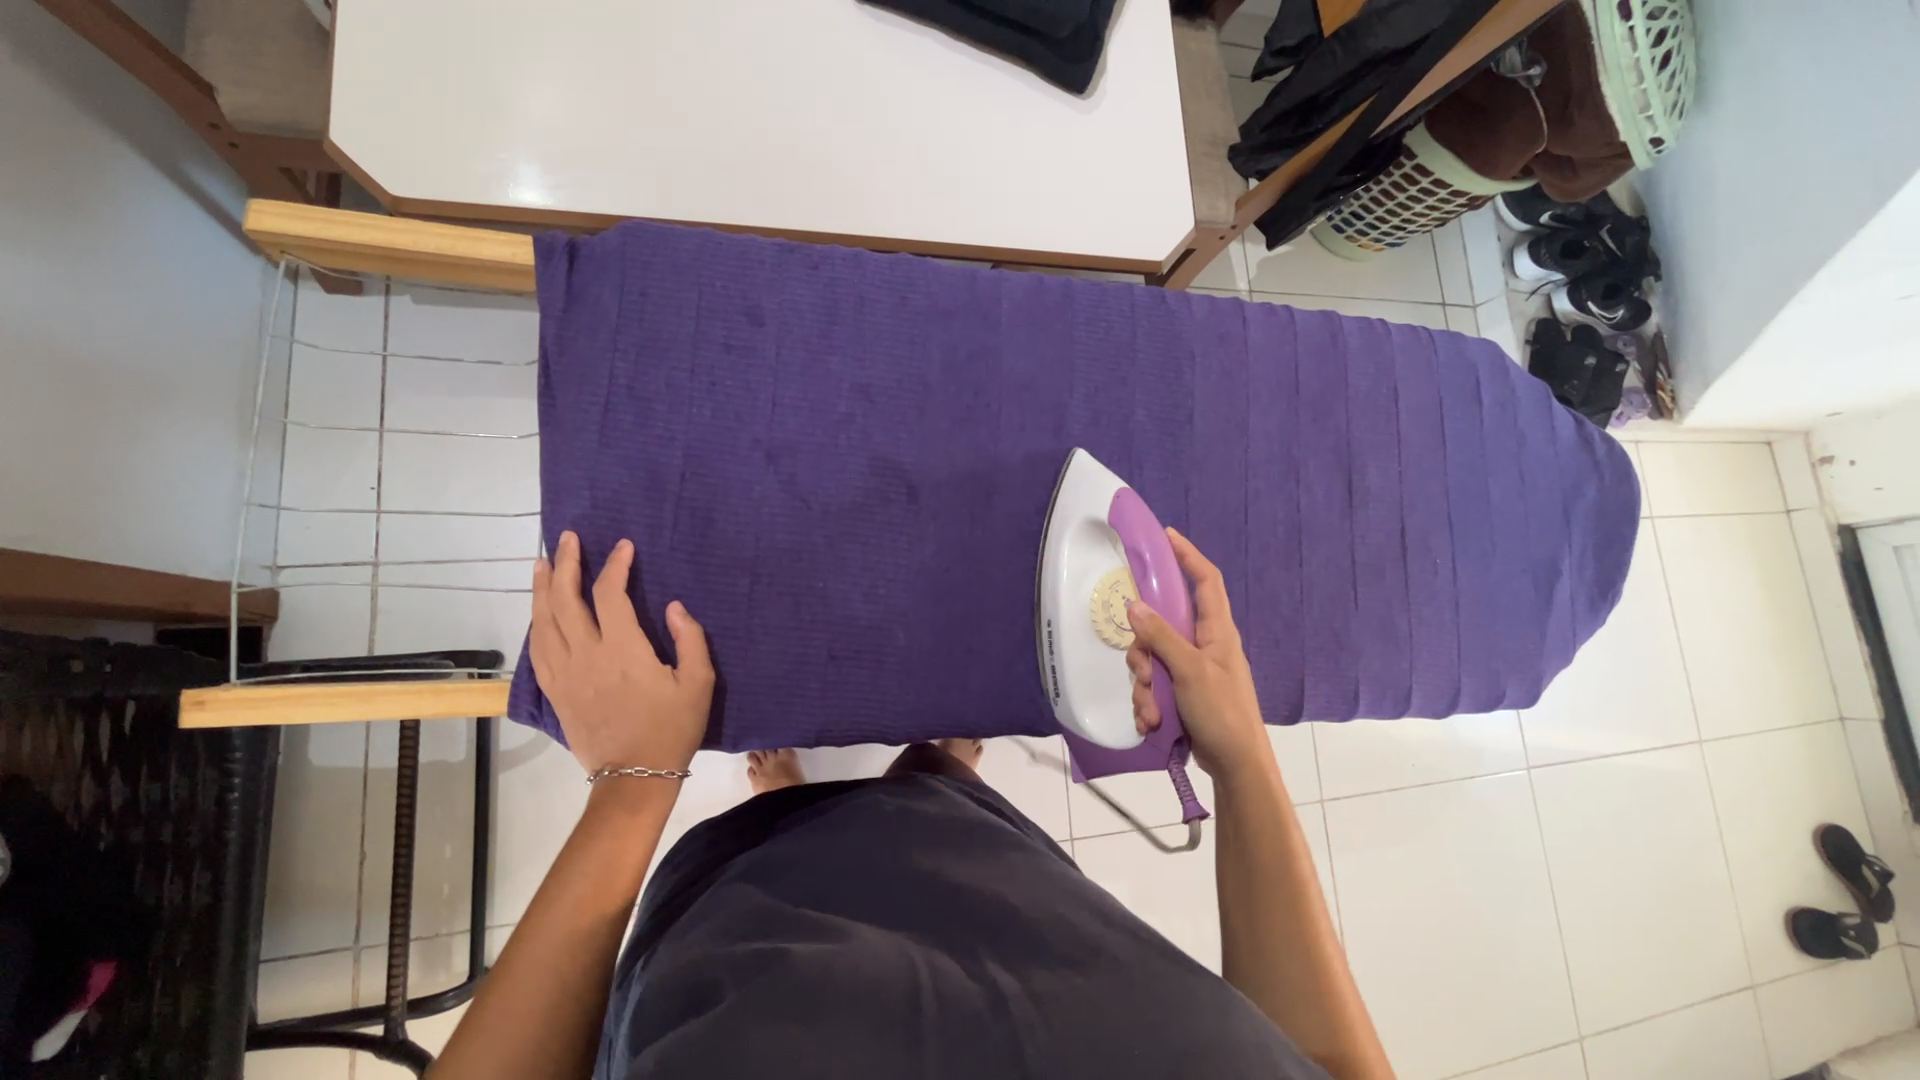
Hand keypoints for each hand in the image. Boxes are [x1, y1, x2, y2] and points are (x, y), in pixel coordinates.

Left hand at [528, 531, 714, 776]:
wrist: (635, 776)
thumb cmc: (672, 729)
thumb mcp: (699, 684)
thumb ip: (691, 640)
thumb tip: (676, 607)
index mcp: (624, 650)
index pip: (611, 594)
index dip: (615, 565)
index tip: (623, 546)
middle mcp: (587, 656)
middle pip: (566, 600)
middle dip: (566, 564)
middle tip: (567, 539)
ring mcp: (565, 674)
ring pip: (544, 621)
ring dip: (542, 588)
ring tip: (542, 563)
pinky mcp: (556, 691)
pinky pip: (538, 649)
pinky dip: (536, 622)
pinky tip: (539, 610)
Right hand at [1125, 528, 1269, 782]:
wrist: (1235, 765)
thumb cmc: (1222, 712)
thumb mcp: (1189, 671)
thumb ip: (1161, 637)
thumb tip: (1134, 604)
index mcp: (1216, 631)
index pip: (1205, 580)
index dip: (1187, 555)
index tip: (1166, 536)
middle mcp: (1203, 645)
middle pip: (1160, 626)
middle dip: (1143, 651)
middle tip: (1141, 672)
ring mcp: (1191, 671)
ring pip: (1150, 661)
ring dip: (1143, 687)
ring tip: (1152, 712)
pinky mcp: (1180, 695)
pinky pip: (1152, 688)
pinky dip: (1148, 705)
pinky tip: (1152, 724)